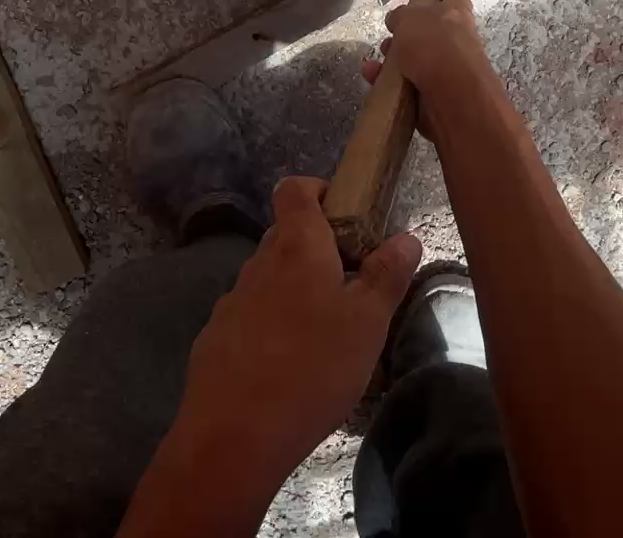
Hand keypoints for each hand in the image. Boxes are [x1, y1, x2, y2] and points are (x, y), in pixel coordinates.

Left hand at [171, 176, 422, 480]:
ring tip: (326, 331)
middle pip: (286, 234)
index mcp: (296, 246)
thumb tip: (405, 236)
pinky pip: (251, 315)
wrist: (233, 435)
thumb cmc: (312, 367)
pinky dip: (272, 324)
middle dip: (318, 247)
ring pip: (269, 277)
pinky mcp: (216, 337)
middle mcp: (259, 263)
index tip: (346, 213)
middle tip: (352, 282)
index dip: (319, 189)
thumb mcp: (367, 323)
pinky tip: (290, 364)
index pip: (295, 188)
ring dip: (296, 289)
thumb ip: (386, 275)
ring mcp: (232, 300)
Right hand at [361, 0, 499, 124]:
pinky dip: (390, 84)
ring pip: (416, 61)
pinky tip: (375, 81)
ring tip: (376, 65)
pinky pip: (409, 85)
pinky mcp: (438, 95)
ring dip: (393, 62)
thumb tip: (397, 19)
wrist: (452, 95)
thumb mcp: (408, 17)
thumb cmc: (433, 44)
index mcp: (456, 13)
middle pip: (429, 33)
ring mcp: (449, 69)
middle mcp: (457, 40)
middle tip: (388, 40)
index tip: (418, 0)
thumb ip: (401, 15)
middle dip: (404, 36)